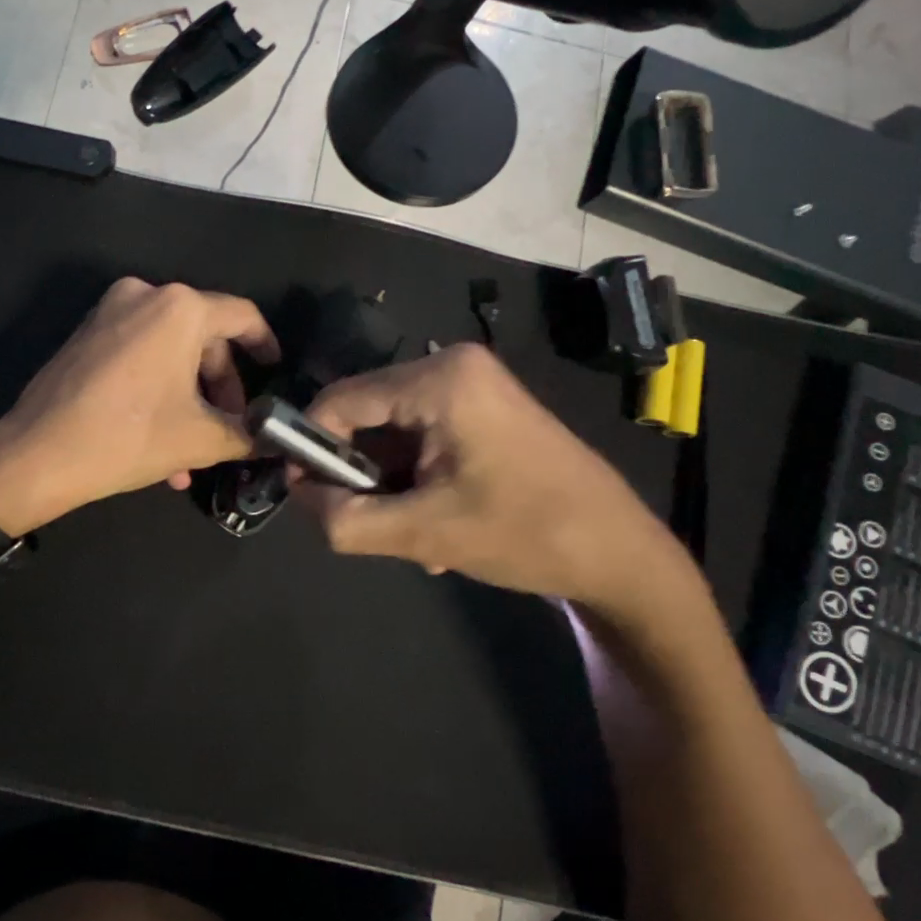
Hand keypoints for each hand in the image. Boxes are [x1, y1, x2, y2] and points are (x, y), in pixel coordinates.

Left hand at [0, 278, 280, 533]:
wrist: (38, 454)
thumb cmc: (128, 437)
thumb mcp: (199, 439)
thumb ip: (246, 433)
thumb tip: (270, 438)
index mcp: (179, 308)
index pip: (242, 316)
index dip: (265, 345)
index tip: (275, 371)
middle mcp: (145, 295)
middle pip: (203, 338)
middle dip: (220, 388)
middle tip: (231, 429)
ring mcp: (109, 313)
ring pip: (169, 353)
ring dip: (188, 401)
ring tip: (194, 456)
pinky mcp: (86, 335)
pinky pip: (139, 356)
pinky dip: (157, 391)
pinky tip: (162, 445)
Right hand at [291, 344, 688, 615]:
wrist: (623, 556)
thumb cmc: (527, 536)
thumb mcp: (423, 533)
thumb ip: (343, 517)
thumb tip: (297, 494)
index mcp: (440, 380)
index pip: (337, 401)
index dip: (311, 449)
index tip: (309, 498)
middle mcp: (452, 365)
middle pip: (363, 416)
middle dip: (362, 475)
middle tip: (378, 526)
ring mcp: (472, 384)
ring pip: (390, 431)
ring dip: (391, 485)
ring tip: (418, 535)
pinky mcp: (484, 406)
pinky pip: (420, 435)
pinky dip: (416, 478)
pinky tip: (439, 522)